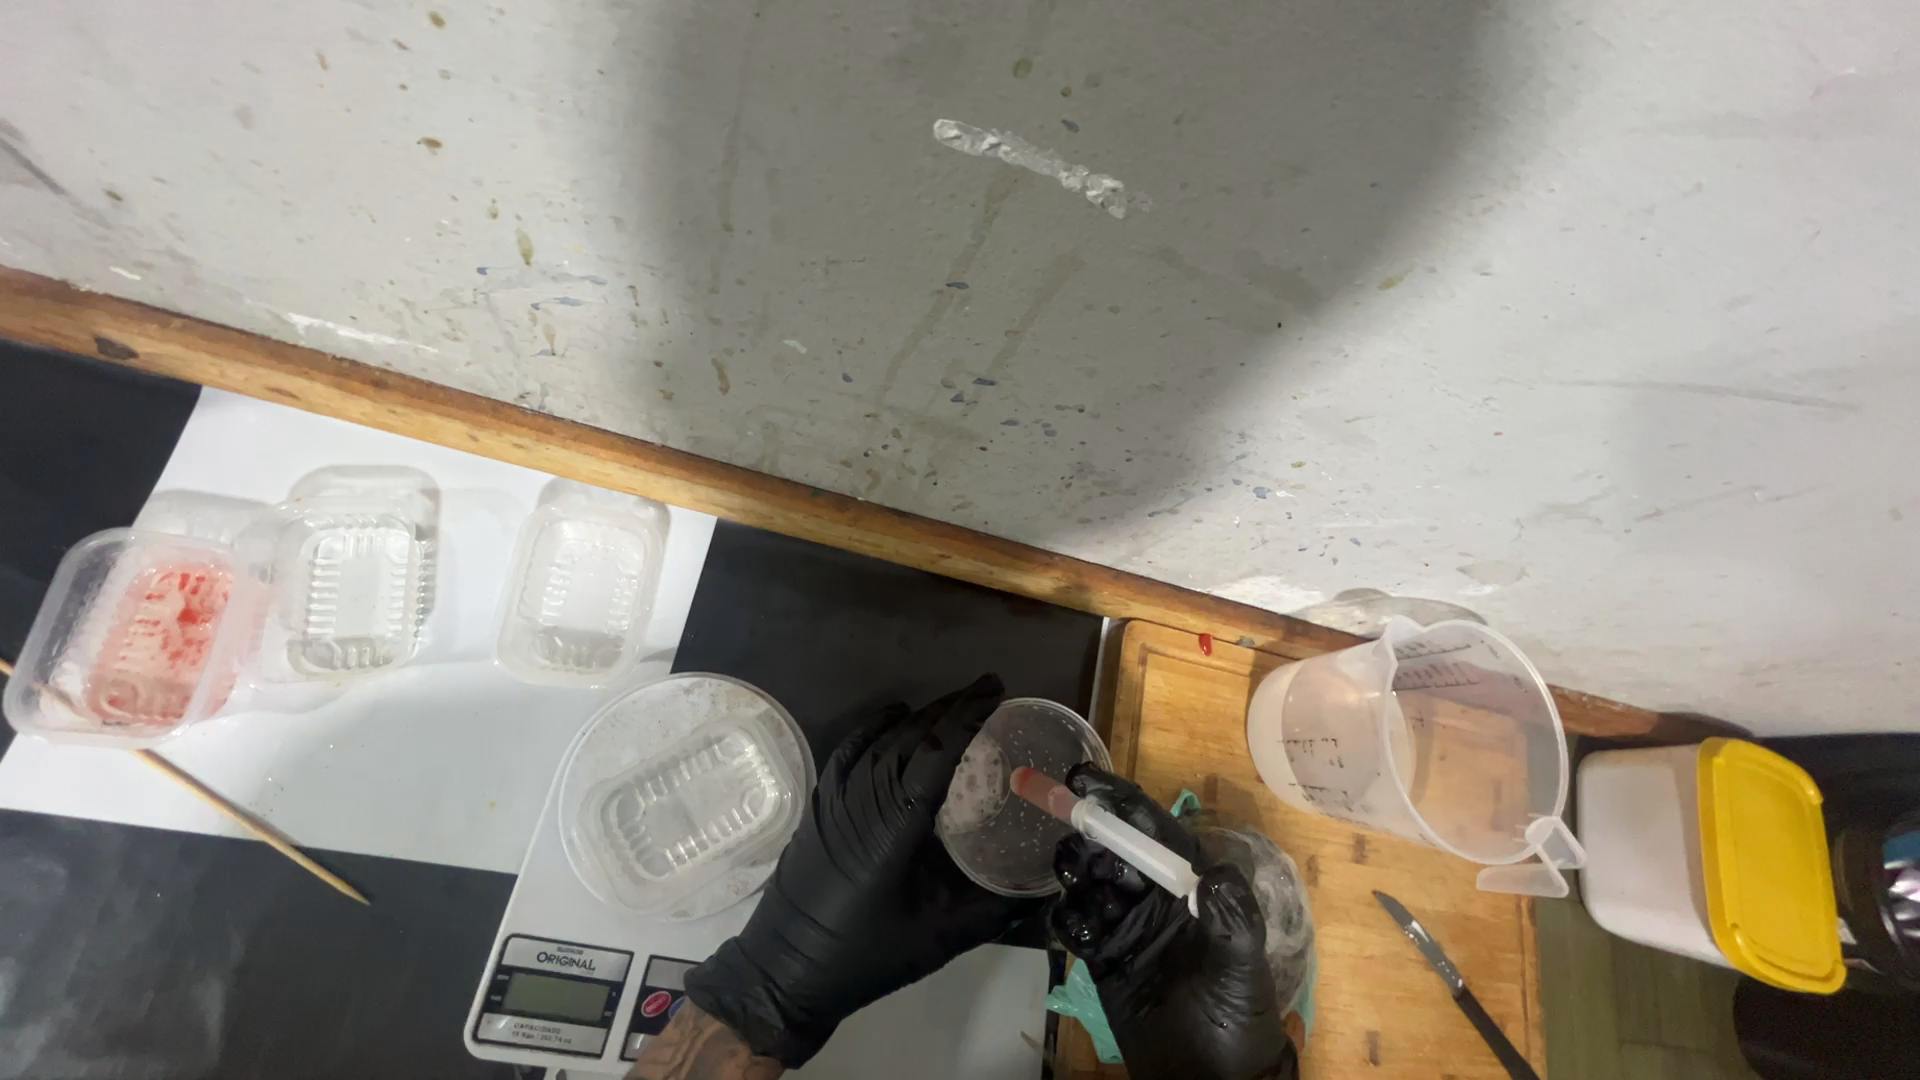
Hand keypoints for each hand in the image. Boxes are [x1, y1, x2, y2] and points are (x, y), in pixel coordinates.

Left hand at [684, 674, 1034, 1066]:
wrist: (785, 970)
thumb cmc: (866, 955)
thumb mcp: (939, 939)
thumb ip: (993, 909)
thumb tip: (1041, 885)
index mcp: (896, 824)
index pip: (936, 752)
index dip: (967, 717)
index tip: (996, 694)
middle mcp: (864, 797)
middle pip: (912, 734)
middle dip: (952, 706)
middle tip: (988, 689)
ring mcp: (836, 795)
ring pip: (883, 737)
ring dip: (922, 715)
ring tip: (956, 703)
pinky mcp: (820, 801)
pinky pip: (849, 748)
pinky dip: (875, 725)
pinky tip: (896, 715)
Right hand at [1051, 765, 1298, 1079]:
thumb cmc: (1236, 1018)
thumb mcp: (1242, 965)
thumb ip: (1232, 916)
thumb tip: (1213, 870)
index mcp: (1188, 884)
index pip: (1150, 827)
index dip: (1117, 798)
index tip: (1081, 780)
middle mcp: (1153, 894)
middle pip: (1111, 846)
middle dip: (1089, 833)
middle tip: (1074, 841)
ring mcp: (1124, 923)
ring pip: (1088, 877)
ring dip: (1075, 869)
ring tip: (1075, 881)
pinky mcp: (1102, 954)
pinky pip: (1076, 921)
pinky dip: (1070, 917)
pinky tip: (1081, 932)